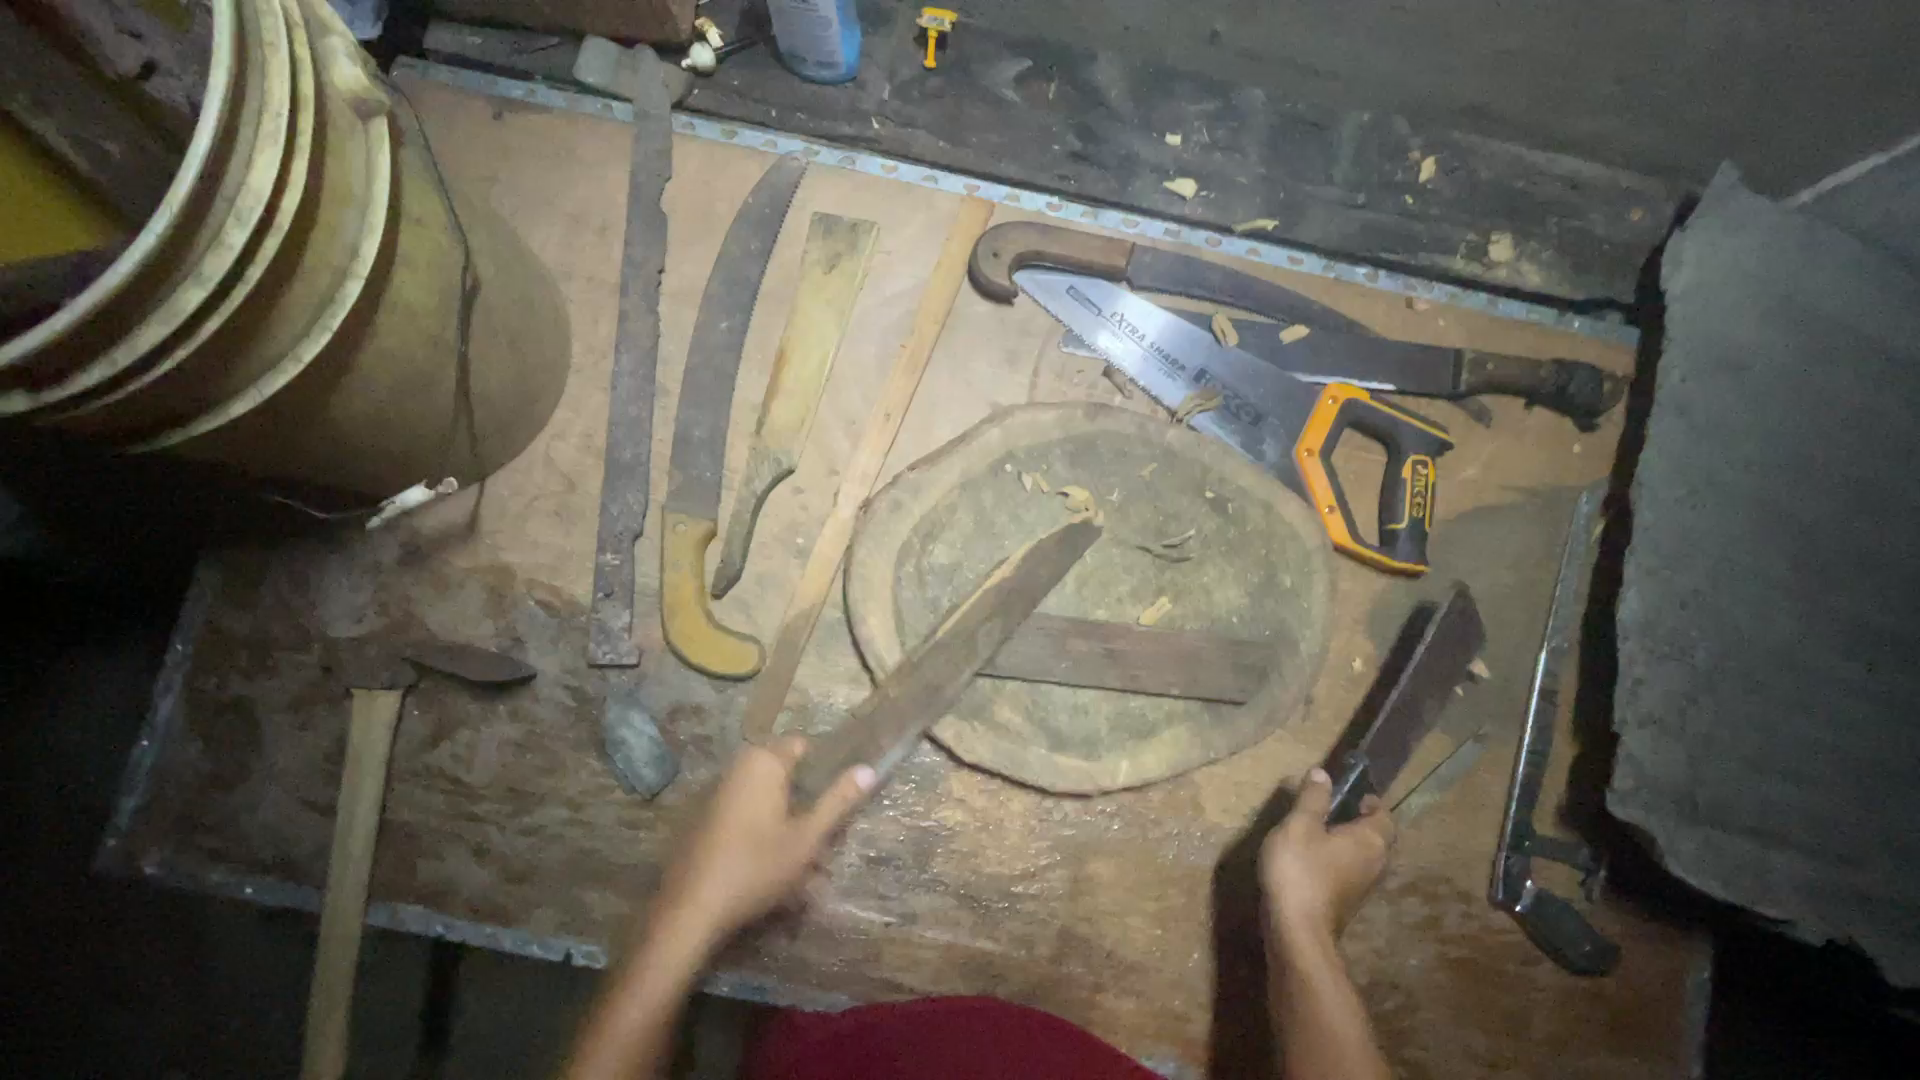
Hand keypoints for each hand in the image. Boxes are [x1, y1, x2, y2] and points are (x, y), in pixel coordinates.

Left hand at [650, 737, 875, 946]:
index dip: (824, 766)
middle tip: (825, 834)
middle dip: (806, 799)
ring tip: (806, 860)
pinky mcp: (705, 820)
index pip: (802, 744)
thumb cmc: (756, 867)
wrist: (690, 910)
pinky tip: (771, 865)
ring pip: (766, 797)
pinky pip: (745, 814)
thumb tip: (868, 768)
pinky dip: (762, 831)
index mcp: (763, 762)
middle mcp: (737, 768)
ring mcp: (717, 794)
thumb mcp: (807, 837)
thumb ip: (838, 801)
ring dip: (787, 820)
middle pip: (784, 772)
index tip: (840, 795)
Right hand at [1260, 767, 1394, 945]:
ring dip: (1344, 841)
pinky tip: (1308, 858)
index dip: (1370, 801)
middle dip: (1356, 819)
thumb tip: (1323, 772)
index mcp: (1370, 841)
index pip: (1384, 815)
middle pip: (1375, 836)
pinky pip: (1347, 870)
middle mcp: (1375, 863)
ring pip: (1361, 855)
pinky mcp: (1346, 901)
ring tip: (1314, 829)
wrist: (1297, 930)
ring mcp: (1362, 886)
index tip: (1348, 792)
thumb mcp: (1299, 825)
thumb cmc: (1300, 870)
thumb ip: (1312, 798)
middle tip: (1328, 807)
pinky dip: (1335, 859)